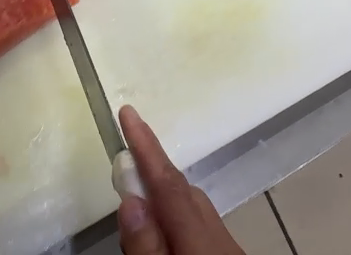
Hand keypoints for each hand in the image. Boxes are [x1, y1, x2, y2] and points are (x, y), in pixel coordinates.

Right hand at [117, 105, 245, 254]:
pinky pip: (200, 227)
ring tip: (135, 220)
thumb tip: (130, 201)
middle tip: (120, 173)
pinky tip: (162, 240)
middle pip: (183, 193)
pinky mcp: (229, 254)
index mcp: (203, 240)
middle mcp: (221, 237)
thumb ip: (146, 246)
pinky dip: (177, 221)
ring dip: (163, 202)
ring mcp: (230, 247)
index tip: (128, 111)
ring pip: (193, 210)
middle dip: (151, 175)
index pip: (169, 184)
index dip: (146, 147)